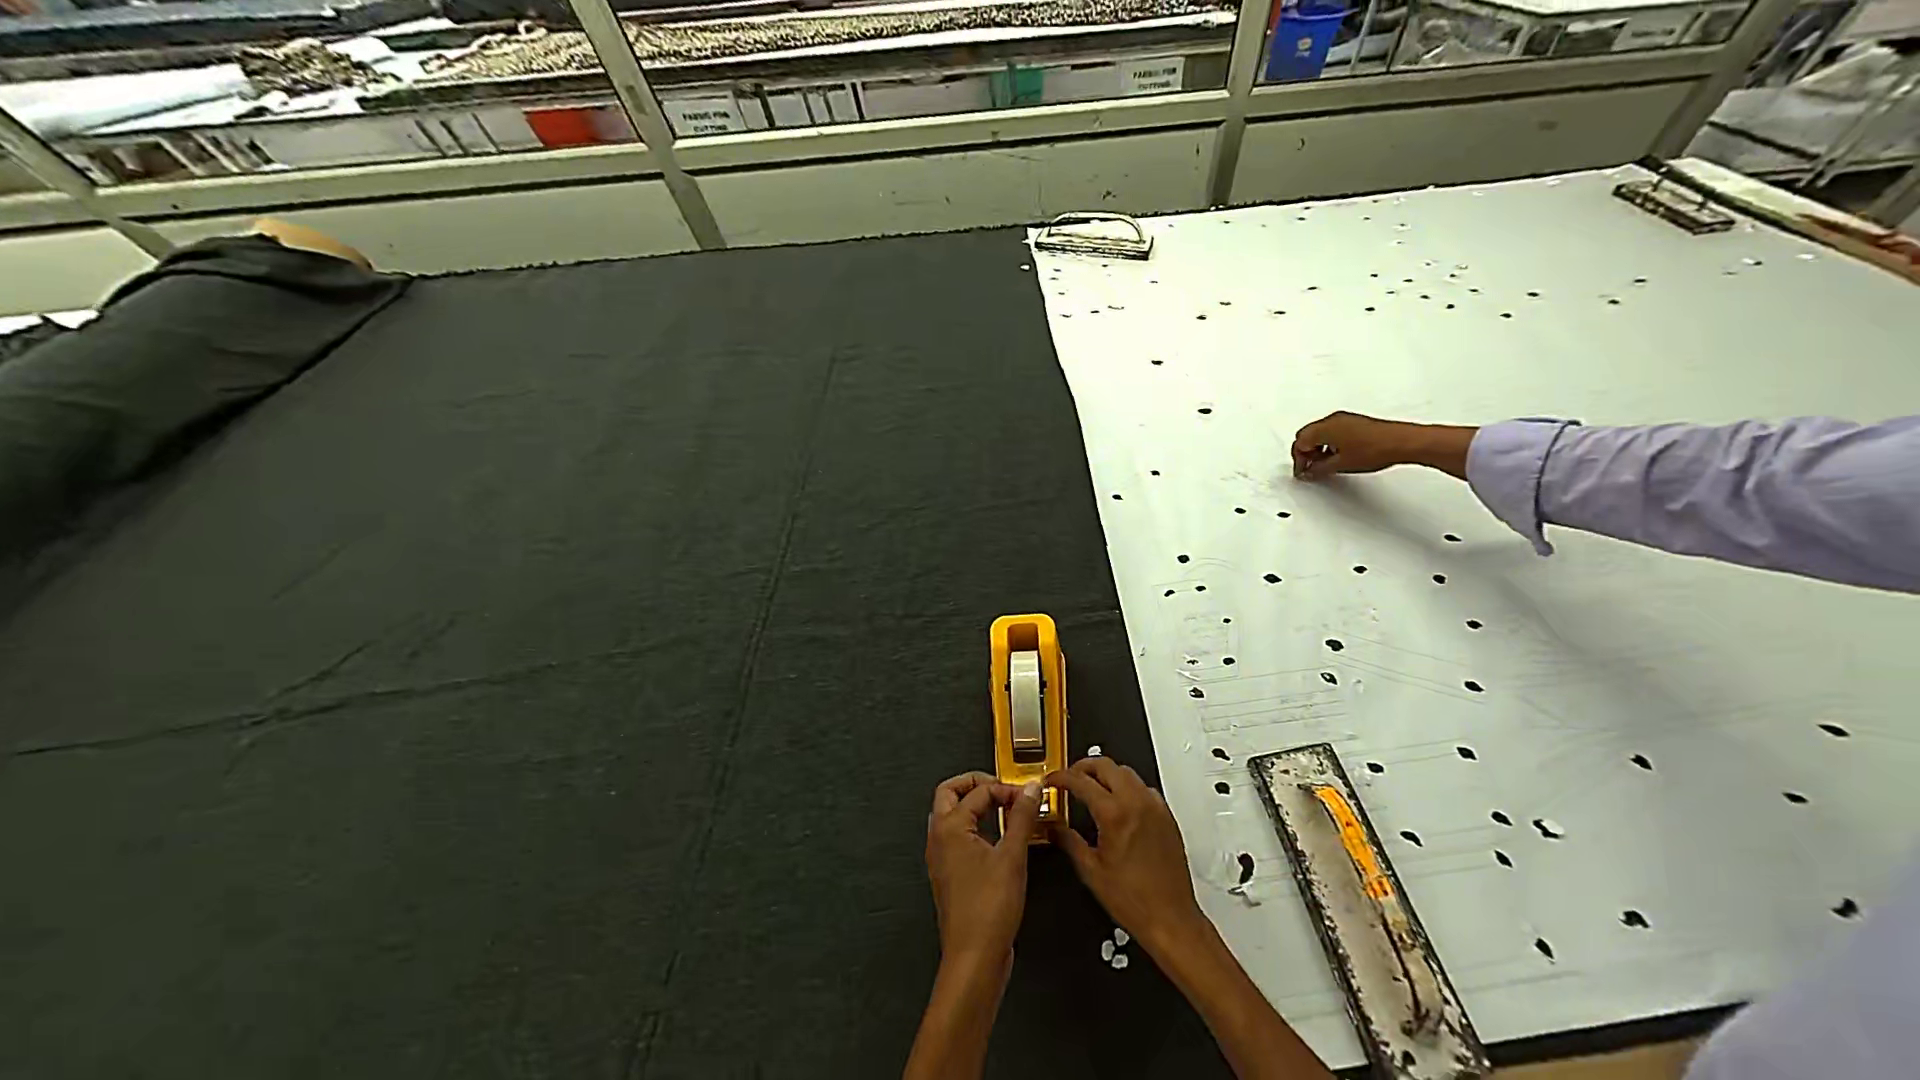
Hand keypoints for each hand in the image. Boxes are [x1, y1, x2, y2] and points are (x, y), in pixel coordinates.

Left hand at [925, 771, 1042, 962]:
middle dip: (977, 785)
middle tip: (1003, 788)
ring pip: (952, 815)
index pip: (978, 791)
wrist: (974, 957)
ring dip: (975, 806)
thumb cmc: (985, 914)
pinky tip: (997, 839)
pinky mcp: (949, 873)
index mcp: (949, 828)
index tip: (1027, 795)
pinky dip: (976, 827)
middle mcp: (938, 839)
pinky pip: (957, 837)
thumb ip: (1022, 817)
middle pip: (950, 793)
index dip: (1006, 789)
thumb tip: (1029, 790)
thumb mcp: (1012, 856)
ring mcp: (941, 857)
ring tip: (1003, 810)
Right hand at [1045, 758, 1207, 951]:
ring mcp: (1155, 808)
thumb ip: (1068, 841)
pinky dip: (1127, 786)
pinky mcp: (1166, 817)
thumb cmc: (1135, 901)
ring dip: (1106, 774)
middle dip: (1082, 767)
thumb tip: (1054, 828)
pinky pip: (1144, 788)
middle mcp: (1137, 804)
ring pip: (1127, 772)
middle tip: (1069, 778)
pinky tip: (1118, 802)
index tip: (1052, 780)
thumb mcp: (1090, 870)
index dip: (1061, 777)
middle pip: (1106, 764)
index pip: (1081, 780)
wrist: (1170, 919)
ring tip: (1091, 787)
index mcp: (1115, 814)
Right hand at [1290, 411, 1421, 478]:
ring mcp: (1346, 419)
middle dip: (1306, 452)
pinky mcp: (1356, 423)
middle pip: (1308, 435)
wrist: (1404, 443)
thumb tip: (1310, 471)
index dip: (1298, 459)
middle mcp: (1333, 420)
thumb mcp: (1340, 465)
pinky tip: (1338, 456)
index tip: (1302, 470)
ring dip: (1318, 448)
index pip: (1300, 442)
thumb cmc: (1377, 448)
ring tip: (1324, 464)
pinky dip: (1330, 443)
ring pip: (1320, 433)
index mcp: (1325, 427)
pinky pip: (1334, 431)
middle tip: (1309, 467)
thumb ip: (1319, 469)